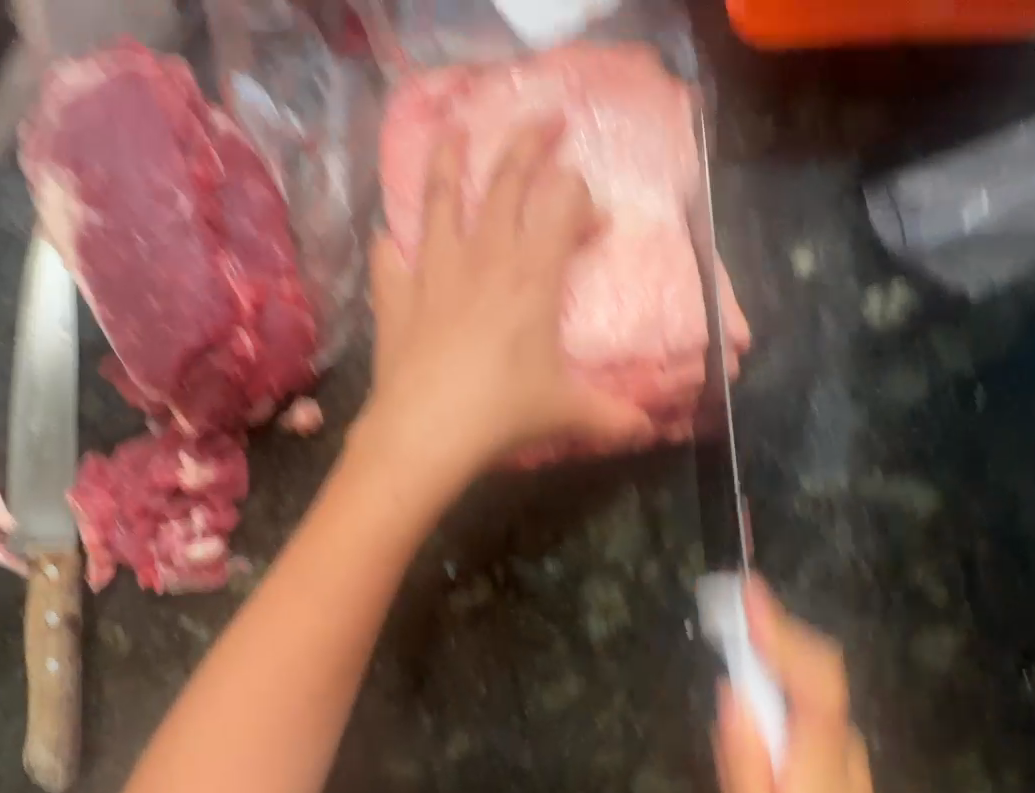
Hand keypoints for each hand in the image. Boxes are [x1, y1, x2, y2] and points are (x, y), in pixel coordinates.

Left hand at [352, 121, 650, 490]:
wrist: (425, 431)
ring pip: (440, 199)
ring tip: (452, 132)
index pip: (564, 204)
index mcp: (533, 274)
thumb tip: (646, 432)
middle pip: (507, 180)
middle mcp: (485, 257)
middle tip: (545, 119)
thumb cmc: (502, 414)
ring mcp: (434, 272)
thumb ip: (609, 417)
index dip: (583, 200)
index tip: (592, 221)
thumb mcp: (565, 413)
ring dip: (448, 161)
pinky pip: (390, 259)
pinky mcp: (396, 296)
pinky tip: (388, 238)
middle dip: (529, 143)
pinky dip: (390, 246)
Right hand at [715, 577, 907, 792]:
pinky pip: (803, 720)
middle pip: (811, 673)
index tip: (744, 590)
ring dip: (767, 676)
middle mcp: (841, 748)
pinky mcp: (838, 775)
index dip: (781, 627)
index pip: (813, 673)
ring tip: (732, 693)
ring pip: (804, 698)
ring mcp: (844, 761)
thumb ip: (743, 761)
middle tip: (721, 627)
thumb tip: (732, 691)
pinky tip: (750, 742)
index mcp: (820, 759)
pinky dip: (775, 703)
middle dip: (767, 641)